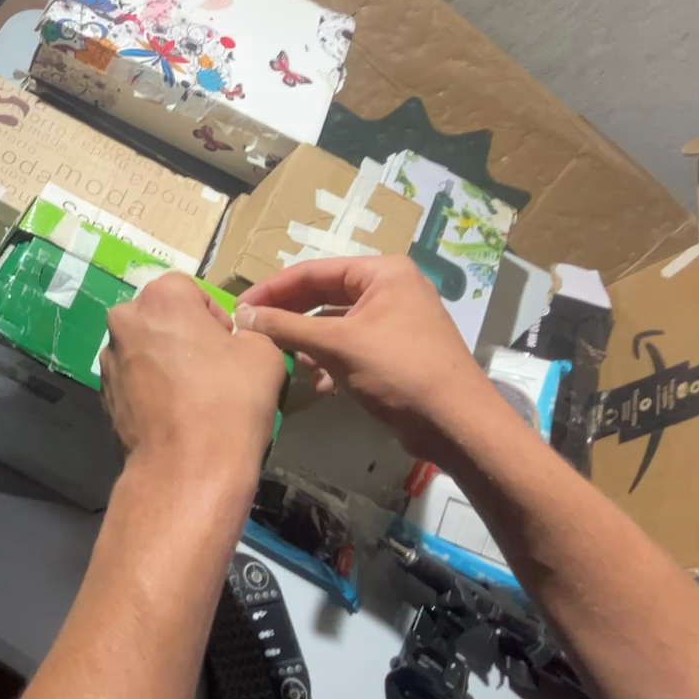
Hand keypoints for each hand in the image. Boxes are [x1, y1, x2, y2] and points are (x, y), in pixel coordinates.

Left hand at [99, 273, 288, 497]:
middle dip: (184, 334)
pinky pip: (133, 377)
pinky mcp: (102, 391)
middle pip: (160, 315)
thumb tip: (233, 336)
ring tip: (192, 394)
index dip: (213, 315)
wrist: (186, 467)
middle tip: (211, 368)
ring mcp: (108, 357)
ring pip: (143, 346)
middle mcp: (124, 319)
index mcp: (160, 298)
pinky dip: (150, 386)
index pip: (189, 289)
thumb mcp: (263, 353)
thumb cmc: (229, 401)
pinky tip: (172, 412)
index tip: (228, 345)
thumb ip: (248, 330)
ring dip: (164, 359)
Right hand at [235, 255, 506, 463]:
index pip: (311, 272)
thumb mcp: (335, 345)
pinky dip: (327, 359)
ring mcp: (395, 320)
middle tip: (252, 330)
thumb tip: (242, 315)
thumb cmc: (398, 372)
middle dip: (287, 316)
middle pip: (321, 295)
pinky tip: (315, 381)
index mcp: (382, 273)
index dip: (271, 290)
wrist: (458, 426)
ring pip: (332, 322)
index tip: (239, 307)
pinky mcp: (395, 349)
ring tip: (281, 357)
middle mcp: (390, 289)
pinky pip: (348, 343)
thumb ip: (284, 326)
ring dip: (305, 340)